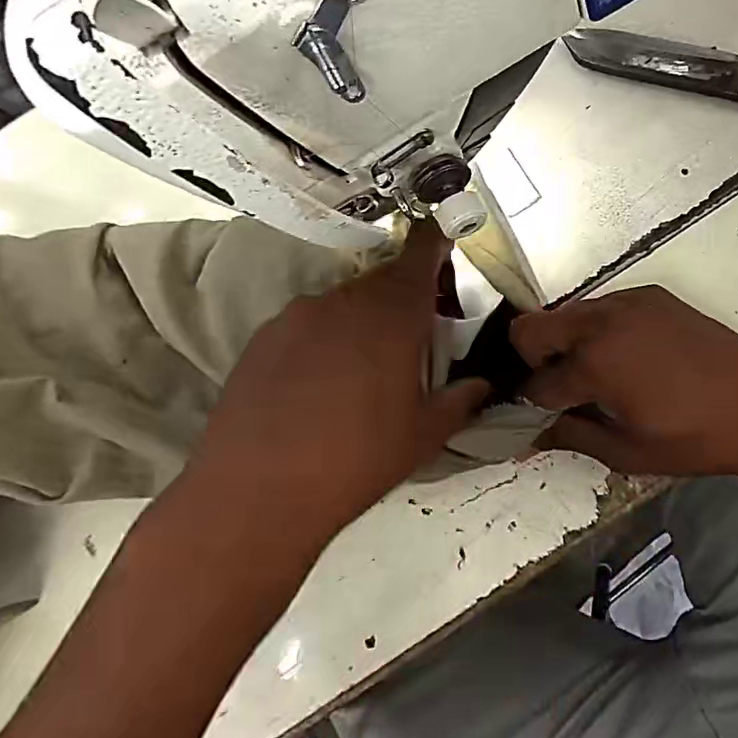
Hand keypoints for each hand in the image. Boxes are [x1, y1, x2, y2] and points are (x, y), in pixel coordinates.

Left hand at [185, 223, 489, 536]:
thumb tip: (482, 384)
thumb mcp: (425, 434)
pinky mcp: (264, 336)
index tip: (447, 245)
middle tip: (416, 338)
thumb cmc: (357, 460)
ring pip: (346, 301)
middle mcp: (346, 300)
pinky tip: (321, 383)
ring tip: (366, 370)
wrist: (254, 494)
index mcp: (395, 313)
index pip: (421, 253)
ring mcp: (299, 315)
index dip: (437, 243)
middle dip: (406, 298)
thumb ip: (461, 399)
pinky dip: (326, 338)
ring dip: (364, 321)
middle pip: (385, 279)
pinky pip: (309, 322)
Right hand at [509, 285, 737, 477]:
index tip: (539, 416)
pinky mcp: (652, 296)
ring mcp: (630, 302)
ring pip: (568, 313)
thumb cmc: (695, 438)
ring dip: (567, 343)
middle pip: (532, 328)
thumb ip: (573, 436)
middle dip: (535, 361)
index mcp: (595, 363)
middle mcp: (604, 321)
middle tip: (564, 391)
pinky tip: (630, 357)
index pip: (535, 382)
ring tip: (600, 376)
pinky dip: (600, 329)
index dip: (531, 405)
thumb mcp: (629, 452)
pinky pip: (604, 306)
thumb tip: (533, 436)